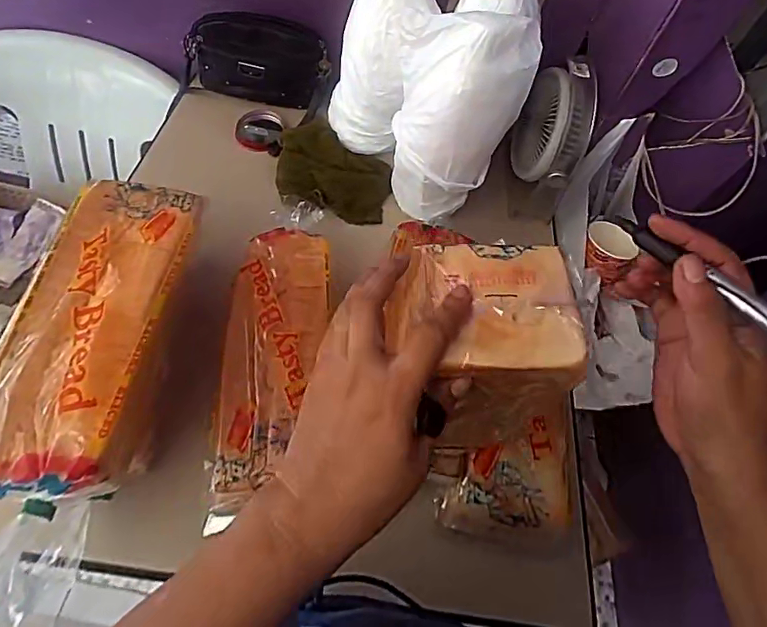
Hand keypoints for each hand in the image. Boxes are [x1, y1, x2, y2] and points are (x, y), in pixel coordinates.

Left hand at [253, 255, 472, 573]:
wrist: (305, 508)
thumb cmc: (368, 492)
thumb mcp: (416, 460)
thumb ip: (436, 413)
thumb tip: (455, 381)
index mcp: (393, 390)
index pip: (427, 336)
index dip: (448, 311)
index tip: (461, 291)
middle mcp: (361, 366)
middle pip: (370, 303)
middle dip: (386, 274)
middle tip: (402, 258)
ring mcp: (333, 366)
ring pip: (346, 309)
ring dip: (365, 284)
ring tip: (379, 273)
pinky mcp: (316, 374)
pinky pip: (335, 328)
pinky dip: (349, 310)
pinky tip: (357, 311)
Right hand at [612, 215, 766, 486]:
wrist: (713, 460)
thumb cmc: (724, 413)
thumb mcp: (715, 360)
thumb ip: (703, 310)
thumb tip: (688, 263)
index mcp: (740, 314)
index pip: (718, 264)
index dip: (691, 240)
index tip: (658, 225)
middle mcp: (718, 312)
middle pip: (688, 270)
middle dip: (659, 255)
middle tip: (629, 251)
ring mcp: (694, 325)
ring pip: (668, 283)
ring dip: (645, 272)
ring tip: (620, 272)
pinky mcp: (673, 338)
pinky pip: (654, 303)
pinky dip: (637, 291)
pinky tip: (620, 287)